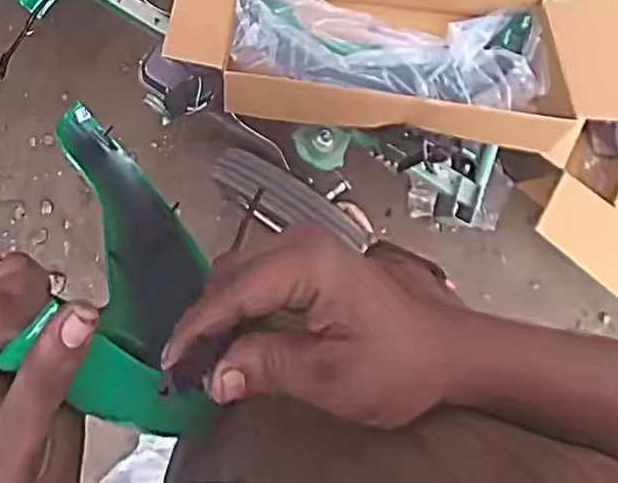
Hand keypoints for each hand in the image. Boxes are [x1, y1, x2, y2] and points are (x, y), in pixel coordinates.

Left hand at [0, 254, 96, 482]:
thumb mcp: (23, 443)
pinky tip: (49, 343)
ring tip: (46, 358)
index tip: (56, 352)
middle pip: (2, 285)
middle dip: (38, 313)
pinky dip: (50, 304)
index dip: (33, 321)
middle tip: (49, 362)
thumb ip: (46, 377)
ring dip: (46, 307)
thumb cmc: (7, 479)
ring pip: (17, 275)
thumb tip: (79, 315)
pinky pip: (29, 283)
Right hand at [162, 226, 467, 428]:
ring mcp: (303, 243)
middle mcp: (298, 240)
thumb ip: (267, 367)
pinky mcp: (308, 255)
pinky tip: (236, 332)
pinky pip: (258, 271)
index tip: (171, 361)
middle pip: (231, 272)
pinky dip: (240, 300)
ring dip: (220, 308)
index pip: (235, 290)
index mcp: (305, 261)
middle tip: (187, 365)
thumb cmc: (396, 362)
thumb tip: (213, 376)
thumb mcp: (331, 376)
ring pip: (240, 268)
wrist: (445, 347)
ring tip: (206, 354)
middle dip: (205, 317)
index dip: (198, 326)